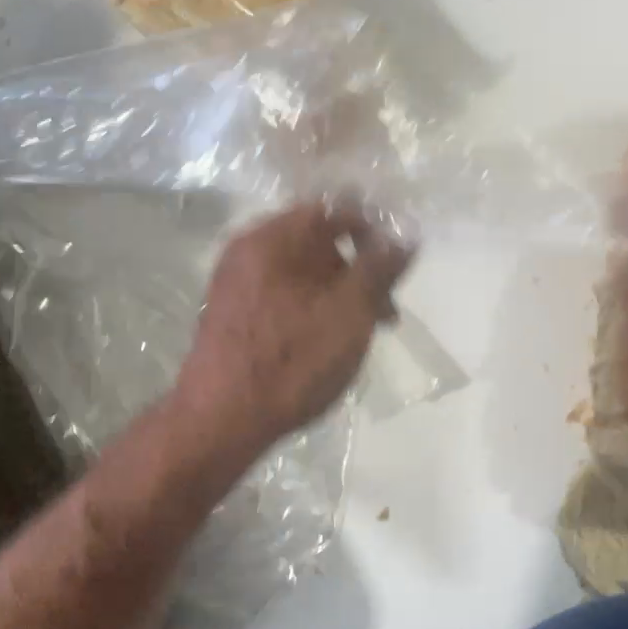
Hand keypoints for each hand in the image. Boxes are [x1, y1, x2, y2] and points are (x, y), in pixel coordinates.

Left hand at [170, 203, 412, 457]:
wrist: (221, 421)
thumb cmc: (293, 361)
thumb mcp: (350, 312)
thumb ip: (380, 268)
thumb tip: (406, 235)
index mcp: (274, 237)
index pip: (336, 208)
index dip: (376, 230)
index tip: (399, 265)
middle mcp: (249, 248)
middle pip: (319, 239)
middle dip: (360, 269)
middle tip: (386, 309)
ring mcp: (236, 281)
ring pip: (304, 271)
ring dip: (341, 292)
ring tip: (362, 332)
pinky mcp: (233, 312)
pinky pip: (285, 293)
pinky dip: (314, 307)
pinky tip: (328, 342)